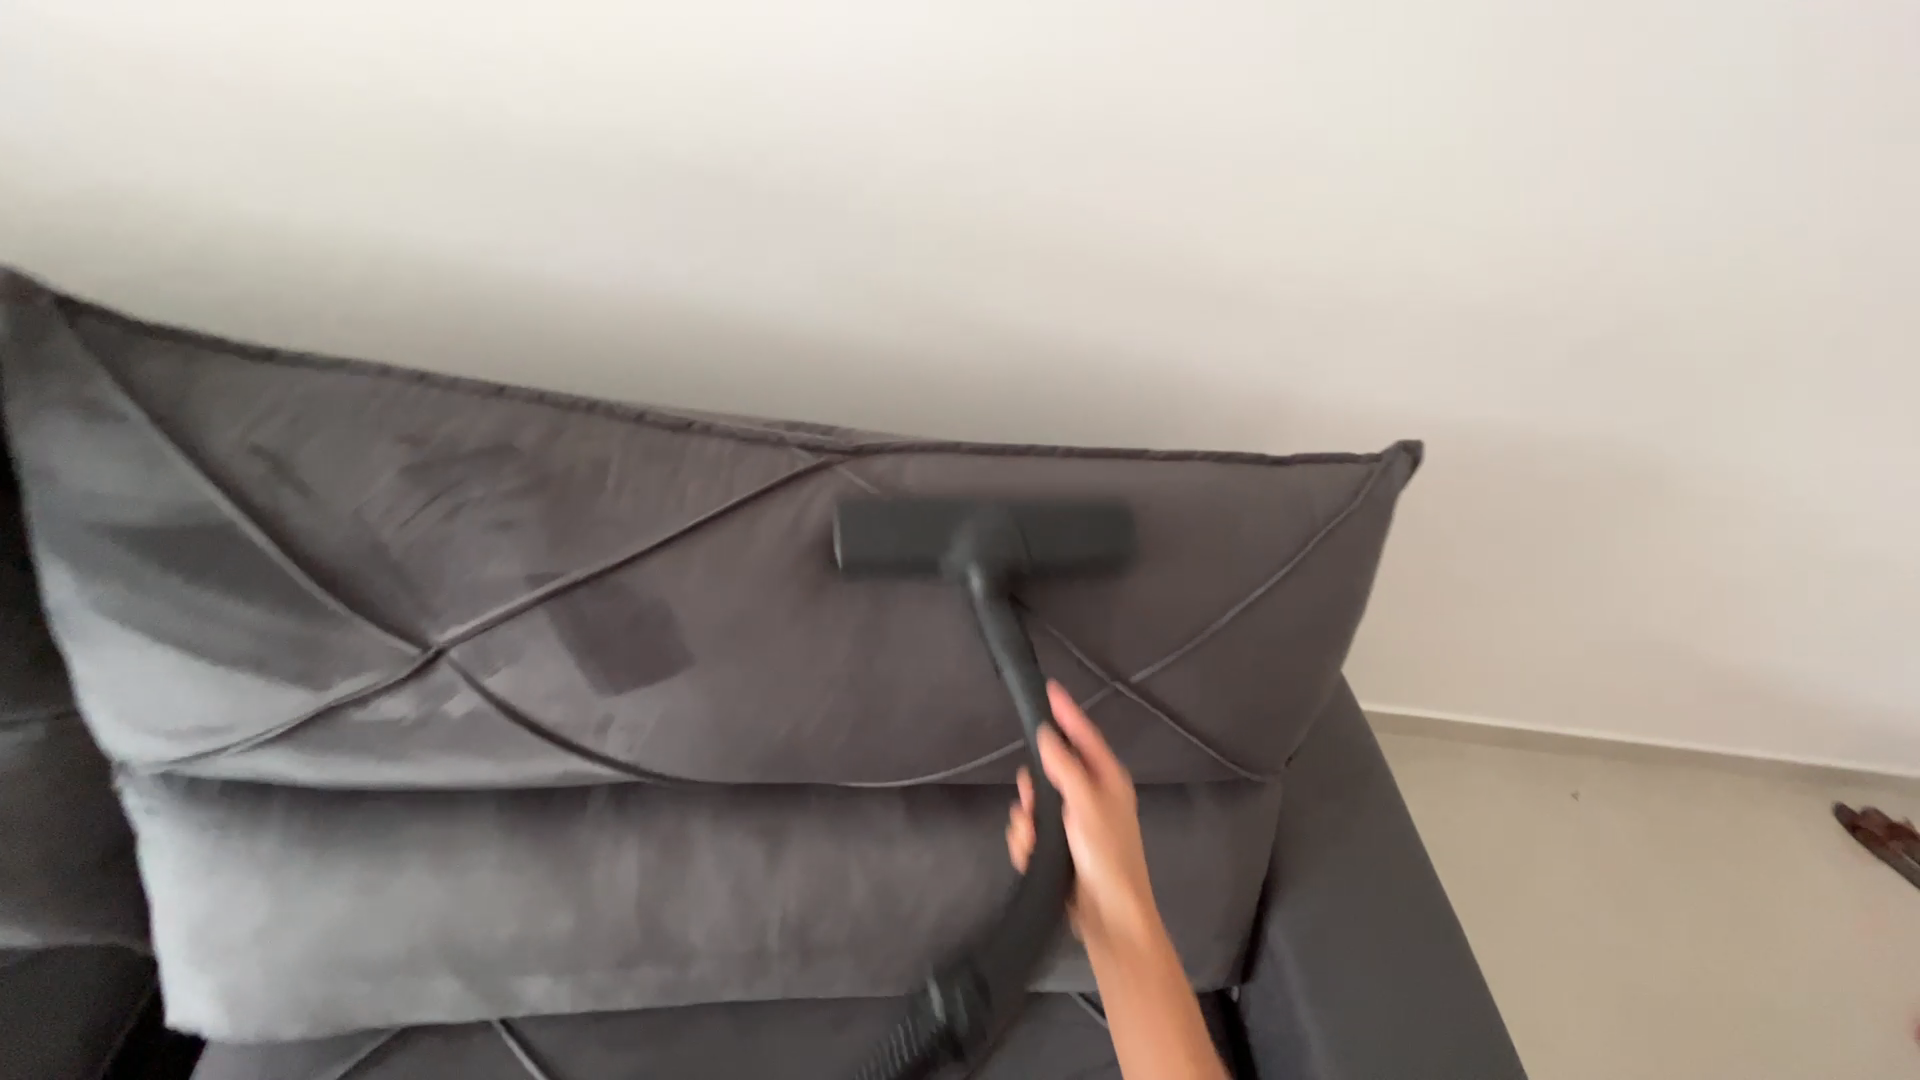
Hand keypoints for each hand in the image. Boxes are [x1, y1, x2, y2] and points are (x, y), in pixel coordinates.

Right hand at [1006, 681, 1161, 951]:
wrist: (1108, 916)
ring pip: (1035, 804)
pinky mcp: (1059, 848)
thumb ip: (1064, 766)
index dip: (1066, 711)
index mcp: (1107, 780)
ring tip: (1033, 838)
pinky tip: (1031, 854)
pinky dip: (1027, 842)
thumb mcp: (1086, 803)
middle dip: (1034, 788)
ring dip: (1028, 821)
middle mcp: (1091, 796)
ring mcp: (1074, 824)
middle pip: (1050, 771)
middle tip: (1031, 800)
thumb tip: (1047, 734)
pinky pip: (1031, 831)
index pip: (1084, 735)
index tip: (1048, 688)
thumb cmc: (1106, 854)